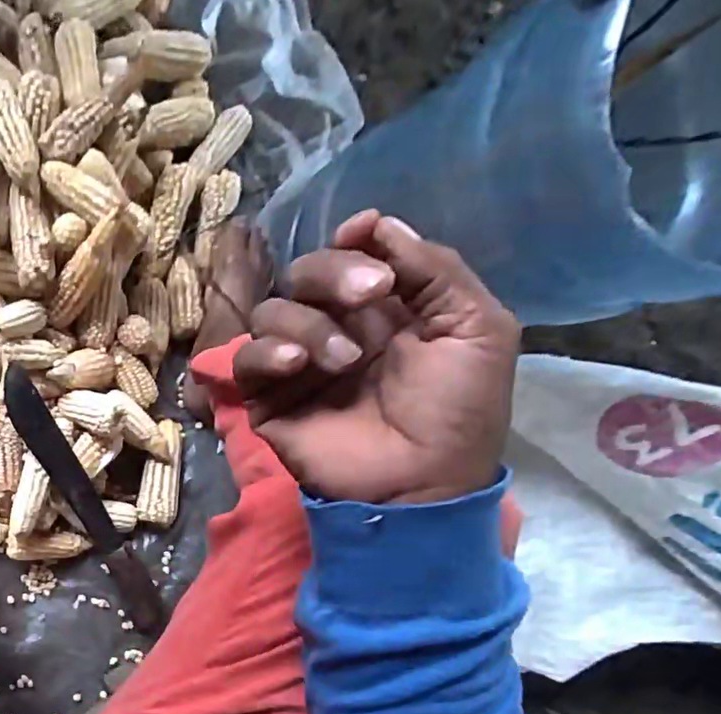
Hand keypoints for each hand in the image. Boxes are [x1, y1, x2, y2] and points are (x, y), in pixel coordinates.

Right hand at [234, 210, 520, 505]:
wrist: (420, 482)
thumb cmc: (457, 410)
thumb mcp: (475, 327)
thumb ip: (433, 270)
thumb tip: (374, 223)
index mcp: (382, 310)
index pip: (348, 256)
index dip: (351, 243)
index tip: (364, 241)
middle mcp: (333, 329)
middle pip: (302, 275)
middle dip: (331, 274)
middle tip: (370, 295)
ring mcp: (295, 366)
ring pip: (271, 312)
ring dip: (308, 324)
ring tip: (345, 361)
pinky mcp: (265, 400)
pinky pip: (245, 360)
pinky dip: (265, 353)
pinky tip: (295, 366)